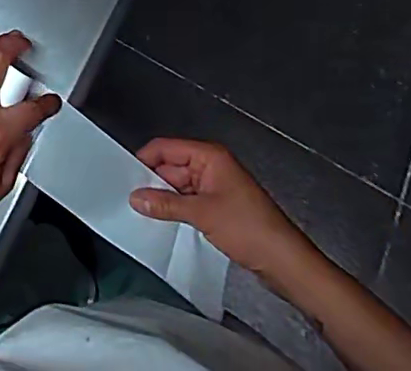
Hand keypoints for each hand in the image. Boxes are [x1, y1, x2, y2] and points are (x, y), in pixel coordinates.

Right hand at [129, 138, 317, 273]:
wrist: (286, 262)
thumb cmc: (249, 228)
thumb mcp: (203, 214)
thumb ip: (166, 204)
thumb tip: (136, 198)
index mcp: (209, 155)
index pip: (166, 148)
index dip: (145, 159)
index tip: (124, 176)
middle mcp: (211, 165)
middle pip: (171, 165)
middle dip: (152, 181)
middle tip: (130, 198)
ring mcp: (215, 186)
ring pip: (178, 185)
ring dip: (164, 197)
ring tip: (142, 211)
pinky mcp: (218, 206)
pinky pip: (188, 200)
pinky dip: (176, 208)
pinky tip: (163, 220)